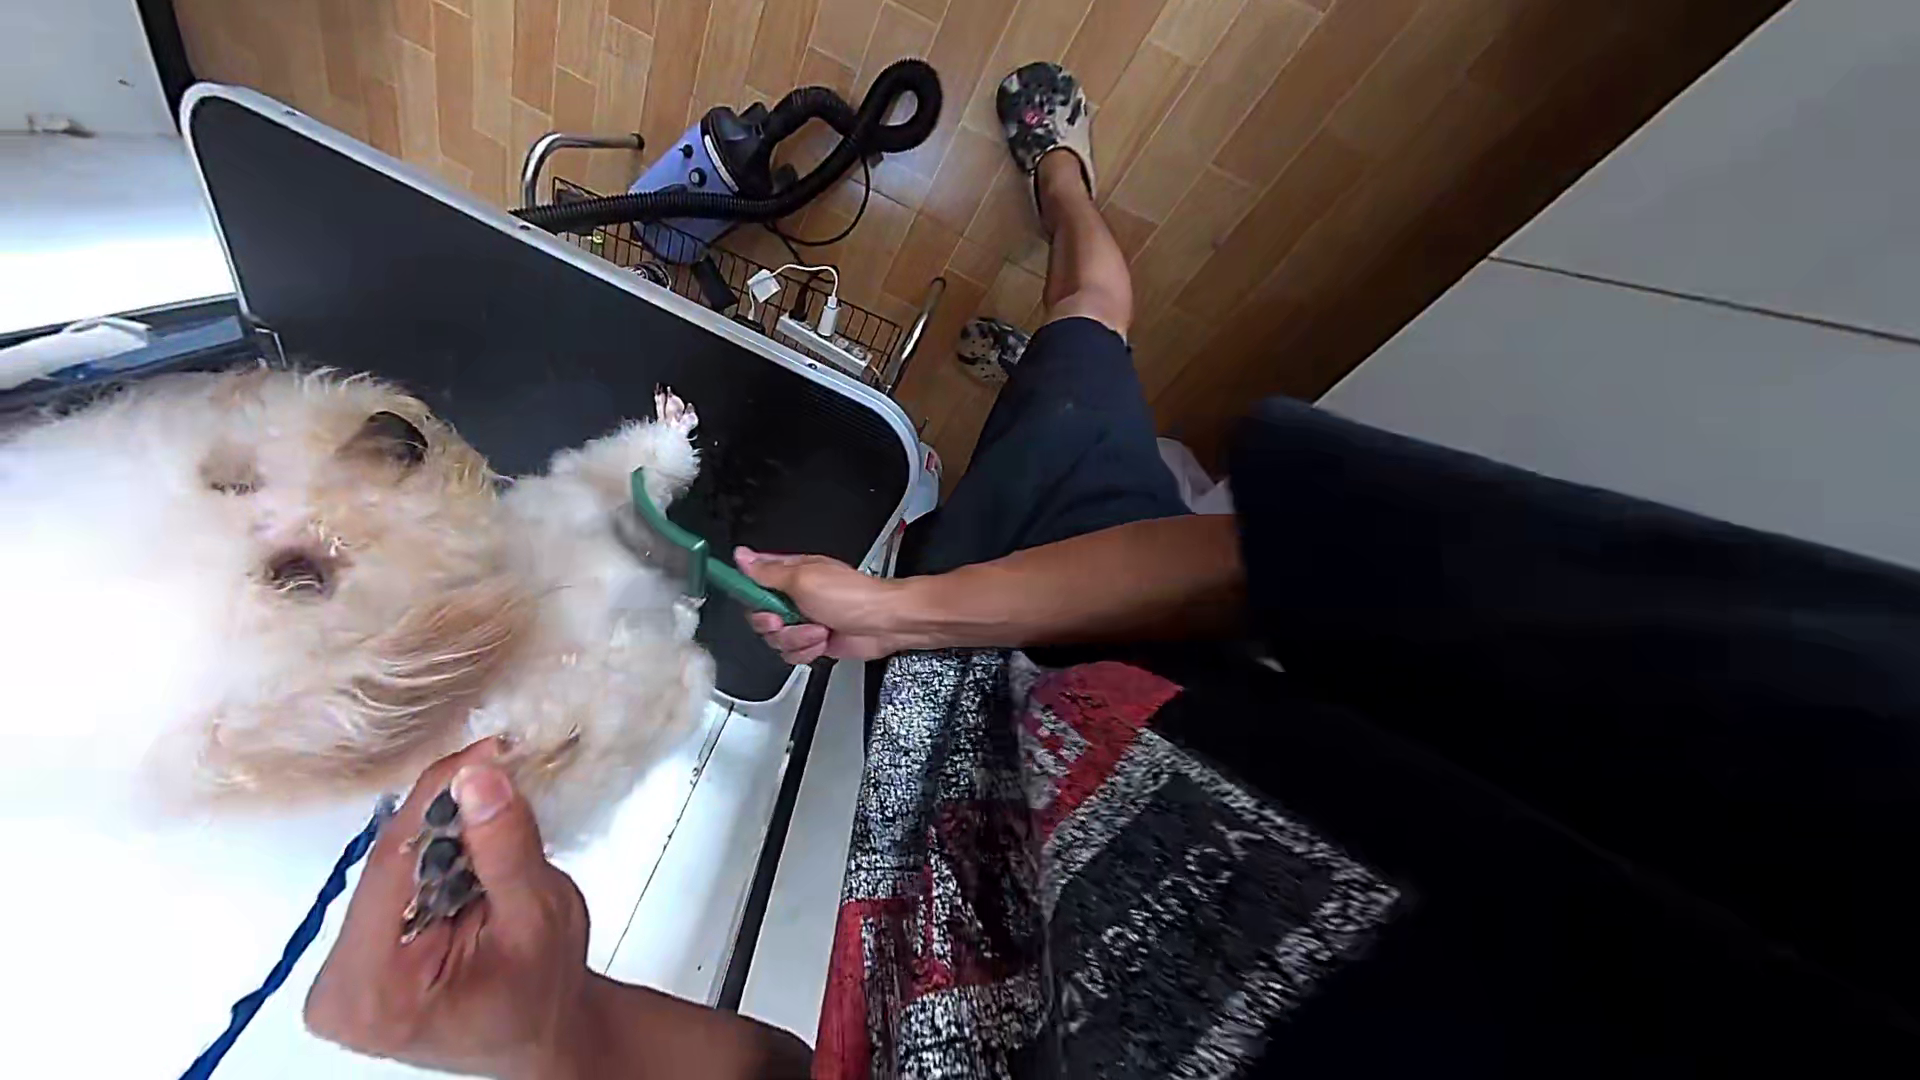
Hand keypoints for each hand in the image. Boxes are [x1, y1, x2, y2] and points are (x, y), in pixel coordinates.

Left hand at [304, 739, 595, 1079]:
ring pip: (403, 864)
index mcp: (368, 985)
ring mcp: (349, 967)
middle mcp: (337, 978)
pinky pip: (410, 878)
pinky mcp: (372, 951)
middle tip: (512, 777)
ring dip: (459, 831)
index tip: (491, 748)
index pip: (393, 863)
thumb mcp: (537, 912)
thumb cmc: (545, 985)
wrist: (547, 1029)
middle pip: (394, 863)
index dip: (438, 795)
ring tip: (510, 821)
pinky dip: (455, 852)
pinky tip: (489, 850)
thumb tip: (480, 774)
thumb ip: (507, 846)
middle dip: (456, 815)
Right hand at [736, 546, 911, 663]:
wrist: (884, 623)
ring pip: (776, 639)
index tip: (758, 602)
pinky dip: (807, 651)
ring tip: (818, 629)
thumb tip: (742, 556)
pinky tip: (823, 640)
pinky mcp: (814, 642)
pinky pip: (793, 654)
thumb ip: (768, 572)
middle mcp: (796, 597)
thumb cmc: (854, 596)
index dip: (749, 593)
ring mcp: (805, 621)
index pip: (754, 581)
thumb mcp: (804, 578)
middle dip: (772, 623)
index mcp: (792, 574)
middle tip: (788, 618)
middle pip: (760, 616)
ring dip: (796, 638)